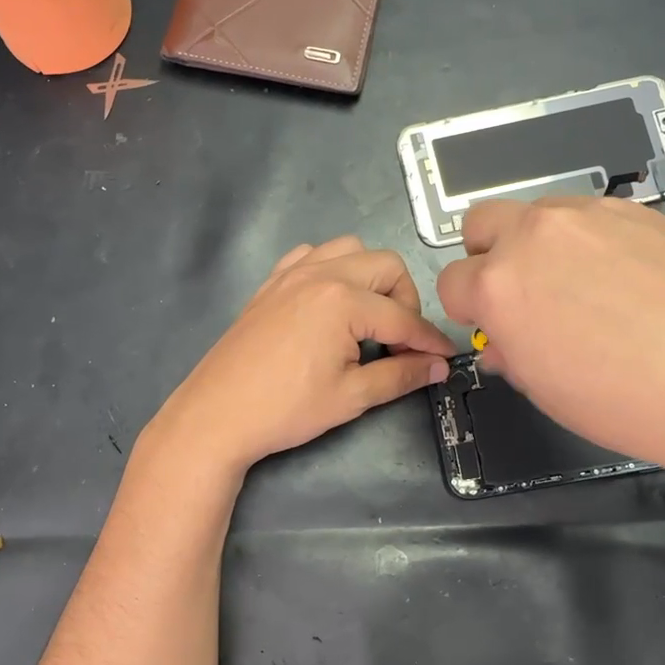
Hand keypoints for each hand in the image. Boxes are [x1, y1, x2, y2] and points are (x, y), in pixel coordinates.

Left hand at [150, 237, 457, 474]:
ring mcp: (292, 273)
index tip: (446, 358)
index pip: (404, 318)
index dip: (430, 341)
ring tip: (367, 320)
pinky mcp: (272, 283)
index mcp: (344, 300)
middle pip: (387, 266)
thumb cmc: (286, 409)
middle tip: (399, 343)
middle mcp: (321, 273)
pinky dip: (332, 269)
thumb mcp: (351, 397)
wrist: (217, 414)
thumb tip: (438, 366)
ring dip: (371, 278)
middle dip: (405, 301)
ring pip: (351, 250)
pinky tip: (329, 304)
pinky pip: (312, 256)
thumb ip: (401, 375)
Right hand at [437, 197, 664, 478]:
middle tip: (523, 296)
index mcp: (498, 286)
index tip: (494, 329)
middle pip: (481, 223)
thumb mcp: (546, 390)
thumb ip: (512, 353)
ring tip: (585, 288)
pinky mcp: (637, 209)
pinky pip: (590, 217)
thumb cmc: (624, 401)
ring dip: (540, 245)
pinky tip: (629, 281)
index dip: (467, 310)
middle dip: (488, 257)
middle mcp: (534, 236)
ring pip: (538, 214)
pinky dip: (590, 242)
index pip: (451, 282)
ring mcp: (588, 215)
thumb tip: (506, 341)